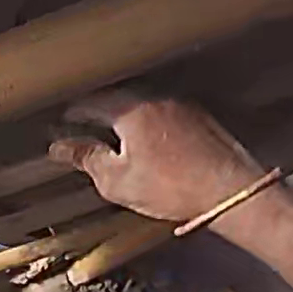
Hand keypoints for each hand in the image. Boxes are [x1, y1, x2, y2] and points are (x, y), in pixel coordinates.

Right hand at [47, 93, 263, 223]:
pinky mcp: (202, 118)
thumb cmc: (171, 187)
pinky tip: (145, 140)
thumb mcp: (117, 180)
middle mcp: (157, 99)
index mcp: (131, 110)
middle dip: (97, 111)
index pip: (91, 102)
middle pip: (117, 98)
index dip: (71, 113)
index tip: (60, 123)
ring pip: (141, 104)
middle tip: (82, 126)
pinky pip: (162, 112)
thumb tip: (60, 147)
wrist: (233, 193)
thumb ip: (86, 158)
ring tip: (111, 133)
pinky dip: (146, 122)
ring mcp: (183, 106)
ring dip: (123, 116)